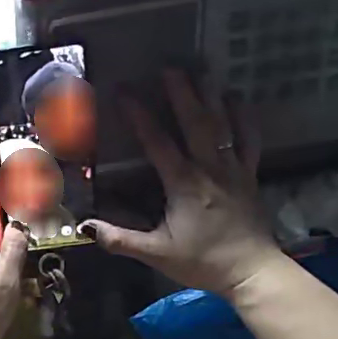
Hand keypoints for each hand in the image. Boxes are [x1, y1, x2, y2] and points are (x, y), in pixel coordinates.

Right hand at [83, 70, 285, 298]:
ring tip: (202, 71)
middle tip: (170, 67)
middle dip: (181, 92)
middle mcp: (210, 169)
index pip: (158, 142)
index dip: (140, 116)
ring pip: (223, 125)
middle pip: (196, 122)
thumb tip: (85, 226)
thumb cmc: (203, 262)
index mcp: (184, 184)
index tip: (125, 93)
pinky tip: (236, 100)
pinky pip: (248, 139)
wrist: (252, 271)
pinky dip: (243, 117)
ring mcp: (233, 169)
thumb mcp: (156, 253)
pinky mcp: (249, 175)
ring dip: (211, 96)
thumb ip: (120, 239)